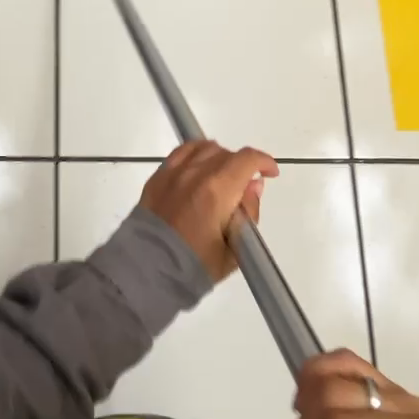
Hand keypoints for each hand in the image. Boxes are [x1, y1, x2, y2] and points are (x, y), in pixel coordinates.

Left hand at [137, 140, 277, 280]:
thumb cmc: (195, 265)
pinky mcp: (157, 177)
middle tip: (244, 188)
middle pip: (225, 153)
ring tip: (223, 177)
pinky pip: (180, 153)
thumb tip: (253, 185)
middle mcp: (194, 173)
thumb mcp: (235, 249)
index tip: (271, 173)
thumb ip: (248, 212)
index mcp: (216, 190)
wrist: (148, 270)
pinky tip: (199, 169)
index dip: (263, 161)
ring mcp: (172, 172)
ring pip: (203, 148)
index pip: (246, 159)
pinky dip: (196, 155)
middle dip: (242, 165)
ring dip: (219, 157)